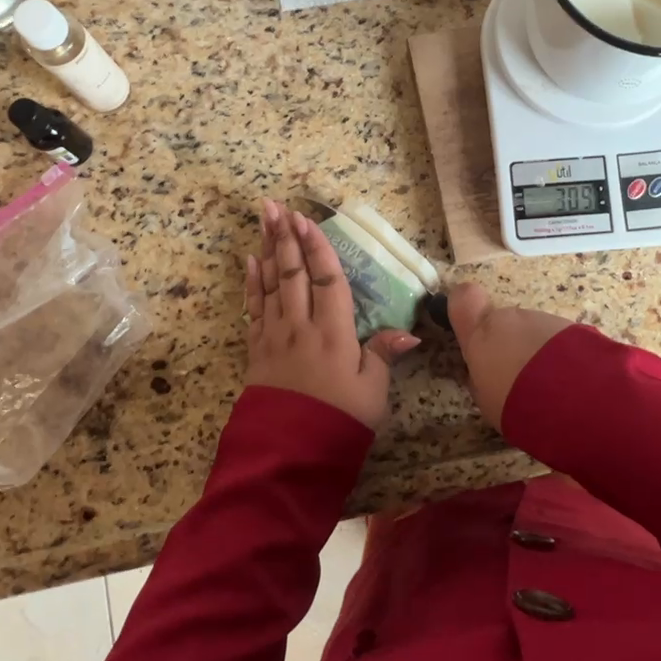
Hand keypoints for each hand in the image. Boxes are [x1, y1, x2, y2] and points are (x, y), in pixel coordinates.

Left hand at [244, 200, 418, 429]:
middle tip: (275, 206)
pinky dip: (252, 283)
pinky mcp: (258, 351)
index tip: (306, 219)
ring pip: (271, 284)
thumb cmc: (338, 421)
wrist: (289, 454)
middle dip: (285, 237)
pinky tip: (251, 262)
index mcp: (333, 333)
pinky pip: (254, 308)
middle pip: (292, 273)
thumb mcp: (372, 391)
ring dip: (268, 250)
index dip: (316, 248)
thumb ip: (384, 355)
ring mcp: (275, 337)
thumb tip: (409, 330)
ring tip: (264, 221)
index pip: (325, 279)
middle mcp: (300, 327)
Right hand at [446, 283, 572, 431]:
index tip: (469, 322)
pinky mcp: (570, 325)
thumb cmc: (515, 403)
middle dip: (509, 343)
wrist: (570, 396)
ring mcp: (541, 319)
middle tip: (518, 375)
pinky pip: (557, 338)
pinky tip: (568, 380)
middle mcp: (508, 319)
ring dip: (536, 351)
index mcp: (479, 335)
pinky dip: (559, 353)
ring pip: (532, 331)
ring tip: (548, 384)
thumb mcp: (486, 399)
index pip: (463, 298)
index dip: (465, 305)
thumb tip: (484, 371)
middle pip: (502, 323)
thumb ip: (482, 377)